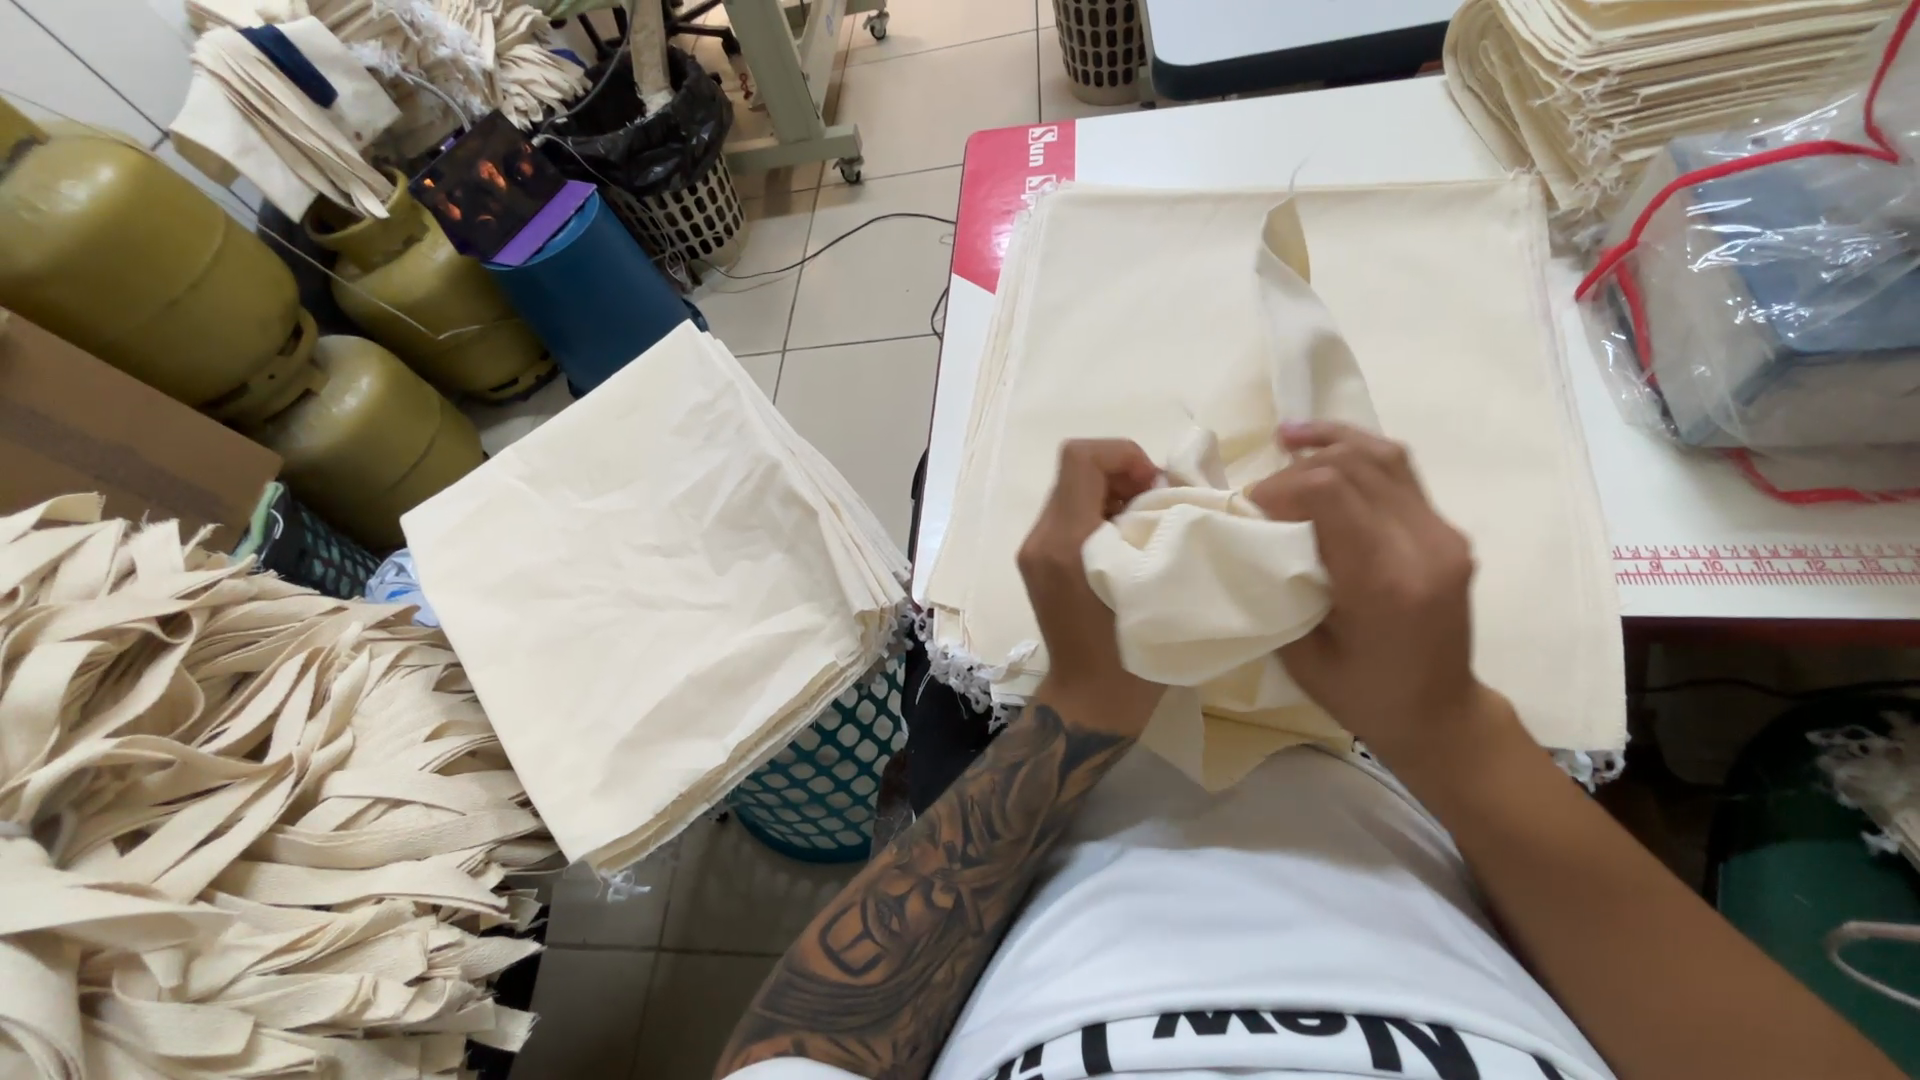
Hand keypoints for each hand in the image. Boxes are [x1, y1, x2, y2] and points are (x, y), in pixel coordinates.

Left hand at [1017, 439, 1165, 735]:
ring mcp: (1033, 551)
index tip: (1155, 486)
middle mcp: (1039, 539)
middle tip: (1158, 503)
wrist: (1091, 698)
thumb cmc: (1134, 653)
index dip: (1123, 454)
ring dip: (1114, 493)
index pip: (1081, 459)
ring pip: (1073, 491)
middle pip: (1076, 471)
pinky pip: (1069, 515)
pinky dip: (1100, 514)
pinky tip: (1128, 542)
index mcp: (1065, 542)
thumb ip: (1160, 527)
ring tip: (1147, 523)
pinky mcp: (1038, 562)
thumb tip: (1167, 487)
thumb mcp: (1156, 584)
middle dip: (1123, 474)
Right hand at [1247, 421, 1503, 758]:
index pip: (1330, 492)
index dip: (1279, 487)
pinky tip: (1322, 446)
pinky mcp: (1445, 529)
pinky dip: (1355, 451)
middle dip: (1295, 471)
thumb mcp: (1300, 651)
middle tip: (1260, 498)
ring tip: (1284, 441)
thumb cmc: (1361, 694)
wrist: (1438, 712)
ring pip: (1380, 456)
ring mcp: (1443, 532)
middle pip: (1351, 467)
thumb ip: (1278, 584)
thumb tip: (1248, 532)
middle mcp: (1424, 545)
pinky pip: (1398, 471)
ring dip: (1326, 446)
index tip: (1249, 510)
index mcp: (1385, 581)